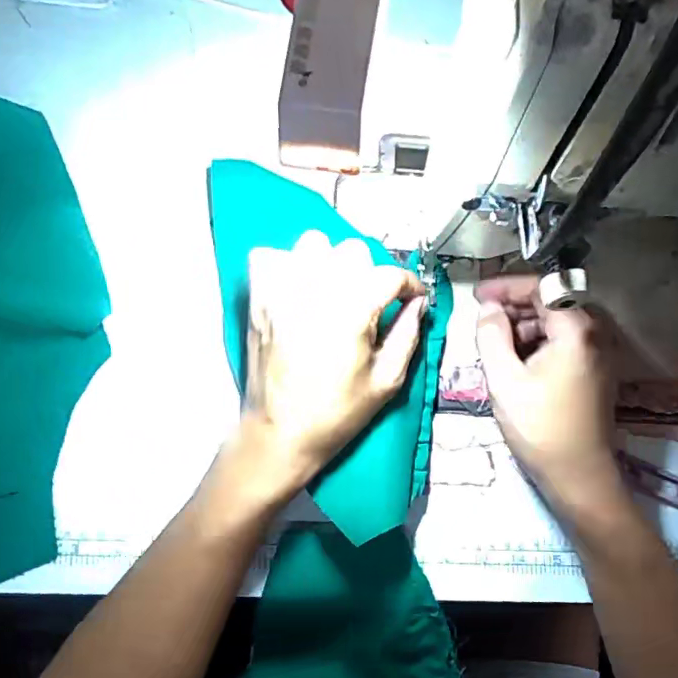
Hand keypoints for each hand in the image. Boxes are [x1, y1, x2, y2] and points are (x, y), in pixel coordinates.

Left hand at [232, 230, 425, 500]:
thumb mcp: (387, 381)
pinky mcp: (258, 299)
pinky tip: (300, 289)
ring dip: (331, 262)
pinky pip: (271, 256)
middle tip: (374, 301)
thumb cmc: (338, 414)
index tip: (414, 297)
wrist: (281, 433)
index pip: (389, 274)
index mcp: (352, 312)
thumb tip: (418, 304)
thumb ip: (408, 335)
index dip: (409, 283)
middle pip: (352, 251)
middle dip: (370, 272)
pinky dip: (289, 265)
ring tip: (335, 291)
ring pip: (313, 244)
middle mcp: (315, 291)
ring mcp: (281, 291)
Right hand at [474, 276, 623, 514]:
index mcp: (576, 328)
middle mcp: (596, 333)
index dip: (505, 287)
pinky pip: (565, 344)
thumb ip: (491, 335)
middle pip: (551, 303)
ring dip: (525, 328)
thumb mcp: (504, 380)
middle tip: (482, 320)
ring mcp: (600, 353)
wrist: (579, 474)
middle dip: (514, 307)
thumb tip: (489, 309)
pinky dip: (540, 344)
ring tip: (495, 344)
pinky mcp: (597, 371)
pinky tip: (516, 361)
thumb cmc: (540, 428)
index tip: (477, 295)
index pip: (540, 287)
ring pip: (557, 324)